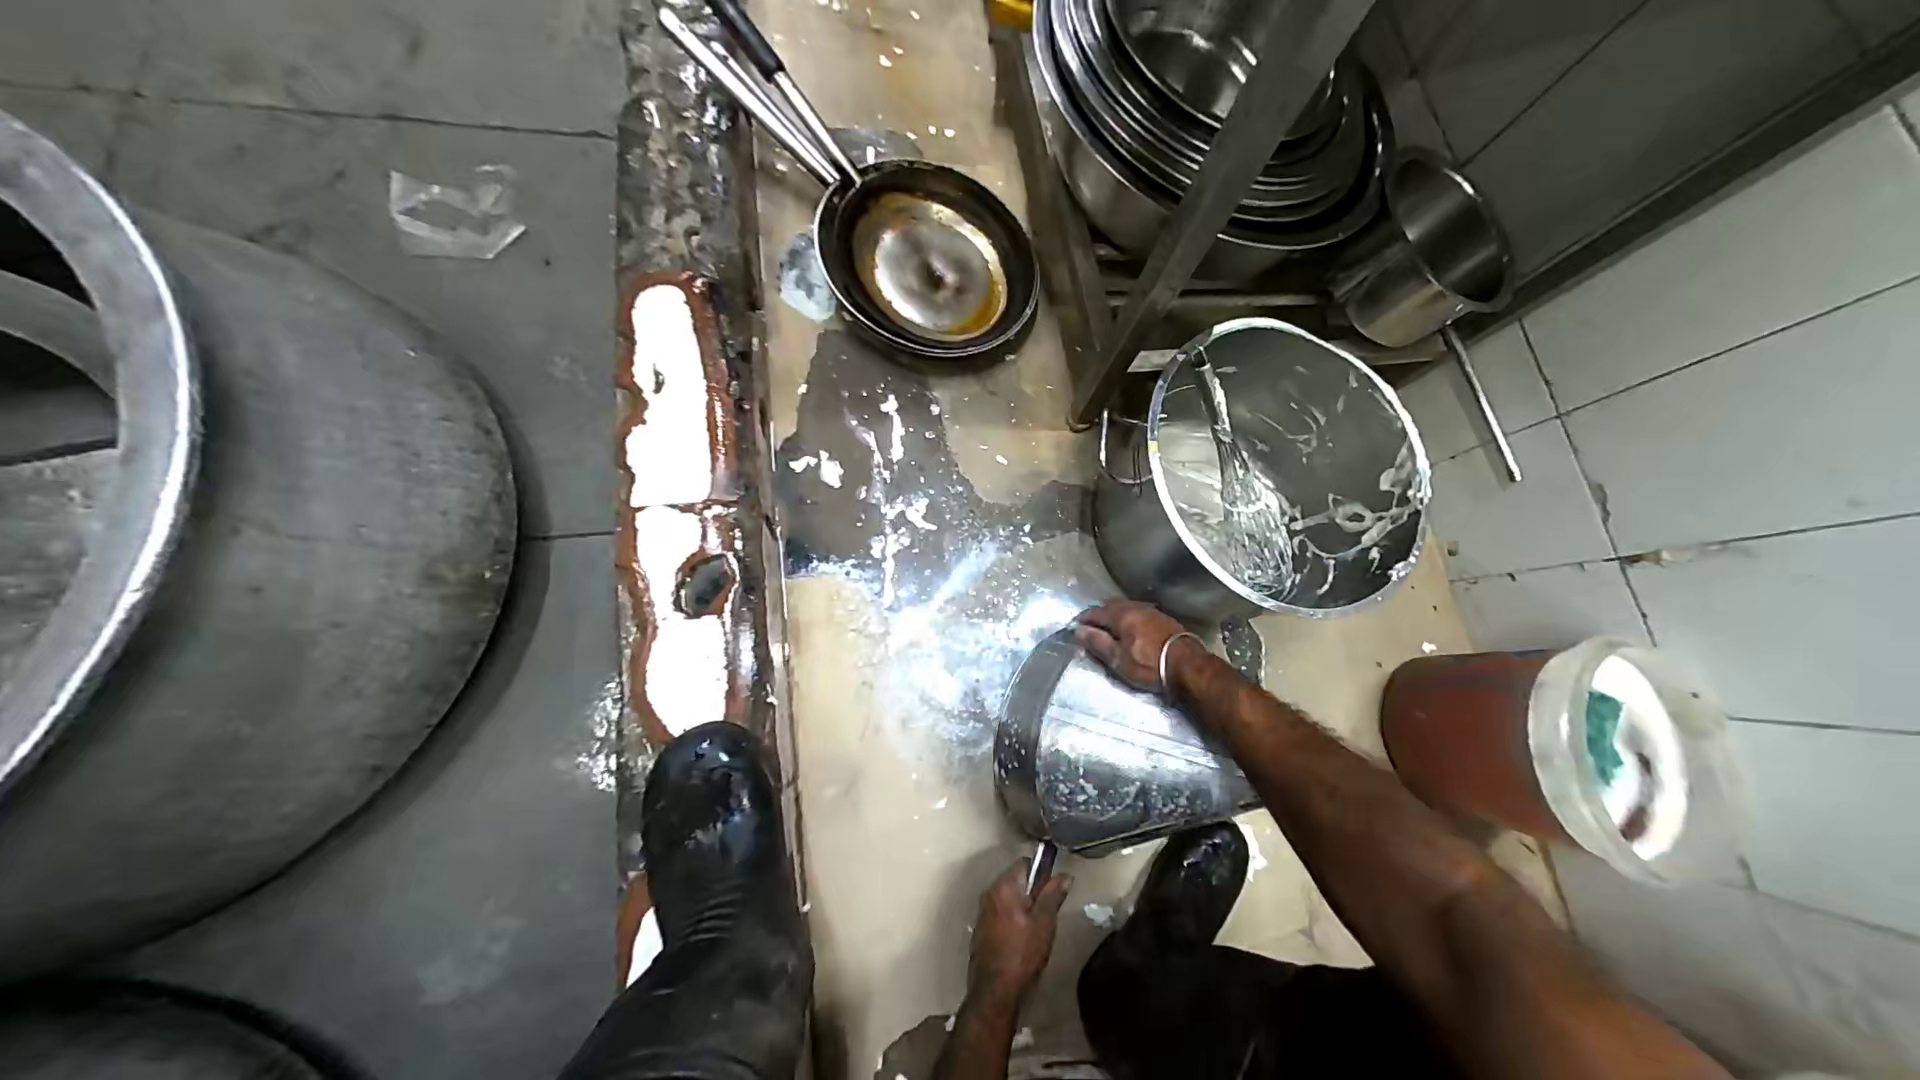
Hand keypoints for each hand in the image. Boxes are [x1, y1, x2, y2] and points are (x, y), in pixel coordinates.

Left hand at [967, 859, 1070, 1002]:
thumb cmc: (1023, 954)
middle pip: (1015, 880)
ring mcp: (982, 912)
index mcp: (1003, 886)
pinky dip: (1012, 920)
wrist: (995, 992)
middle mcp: (989, 893)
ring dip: (1023, 907)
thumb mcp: (1044, 923)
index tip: (1053, 890)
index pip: (1024, 863)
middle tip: (1048, 914)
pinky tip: (1021, 941)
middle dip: (1033, 892)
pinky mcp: (981, 930)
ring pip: (1008, 899)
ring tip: (1037, 930)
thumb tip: (1064, 875)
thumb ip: (1053, 895)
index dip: (1042, 872)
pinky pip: (1000, 914)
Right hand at [1074, 600, 1193, 691]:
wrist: (1188, 665)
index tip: (1075, 628)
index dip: (1082, 620)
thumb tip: (1078, 630)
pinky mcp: (1162, 618)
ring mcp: (1150, 611)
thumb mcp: (1118, 659)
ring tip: (1109, 629)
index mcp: (1120, 614)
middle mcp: (1134, 607)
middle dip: (1098, 615)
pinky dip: (1129, 619)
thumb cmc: (1148, 664)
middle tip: (1091, 628)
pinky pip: (1138, 613)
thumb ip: (1097, 642)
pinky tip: (1130, 629)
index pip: (1094, 612)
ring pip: (1125, 608)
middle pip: (1110, 606)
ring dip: (1114, 616)